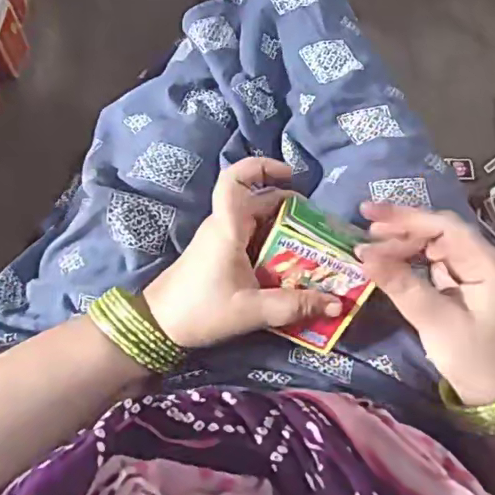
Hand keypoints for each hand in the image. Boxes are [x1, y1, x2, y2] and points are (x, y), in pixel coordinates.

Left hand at [142, 158, 343, 349]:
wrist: (159, 326)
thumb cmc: (200, 311)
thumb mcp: (251, 311)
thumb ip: (294, 306)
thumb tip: (336, 304)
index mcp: (227, 228)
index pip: (235, 179)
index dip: (262, 167)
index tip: (290, 174)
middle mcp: (223, 227)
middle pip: (257, 201)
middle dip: (290, 208)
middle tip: (318, 225)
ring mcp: (219, 241)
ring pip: (256, 222)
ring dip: (283, 229)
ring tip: (312, 247)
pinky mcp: (219, 256)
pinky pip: (250, 239)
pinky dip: (272, 245)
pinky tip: (289, 266)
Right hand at [357, 203, 494, 405]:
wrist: (489, 390)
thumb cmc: (470, 355)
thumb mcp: (434, 321)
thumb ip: (402, 285)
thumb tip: (364, 256)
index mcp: (485, 263)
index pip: (445, 226)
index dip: (408, 218)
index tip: (371, 216)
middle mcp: (479, 258)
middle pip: (437, 230)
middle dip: (400, 227)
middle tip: (363, 226)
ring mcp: (467, 269)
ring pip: (430, 242)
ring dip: (400, 241)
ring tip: (368, 246)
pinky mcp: (455, 281)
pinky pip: (428, 259)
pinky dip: (405, 257)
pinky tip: (385, 259)